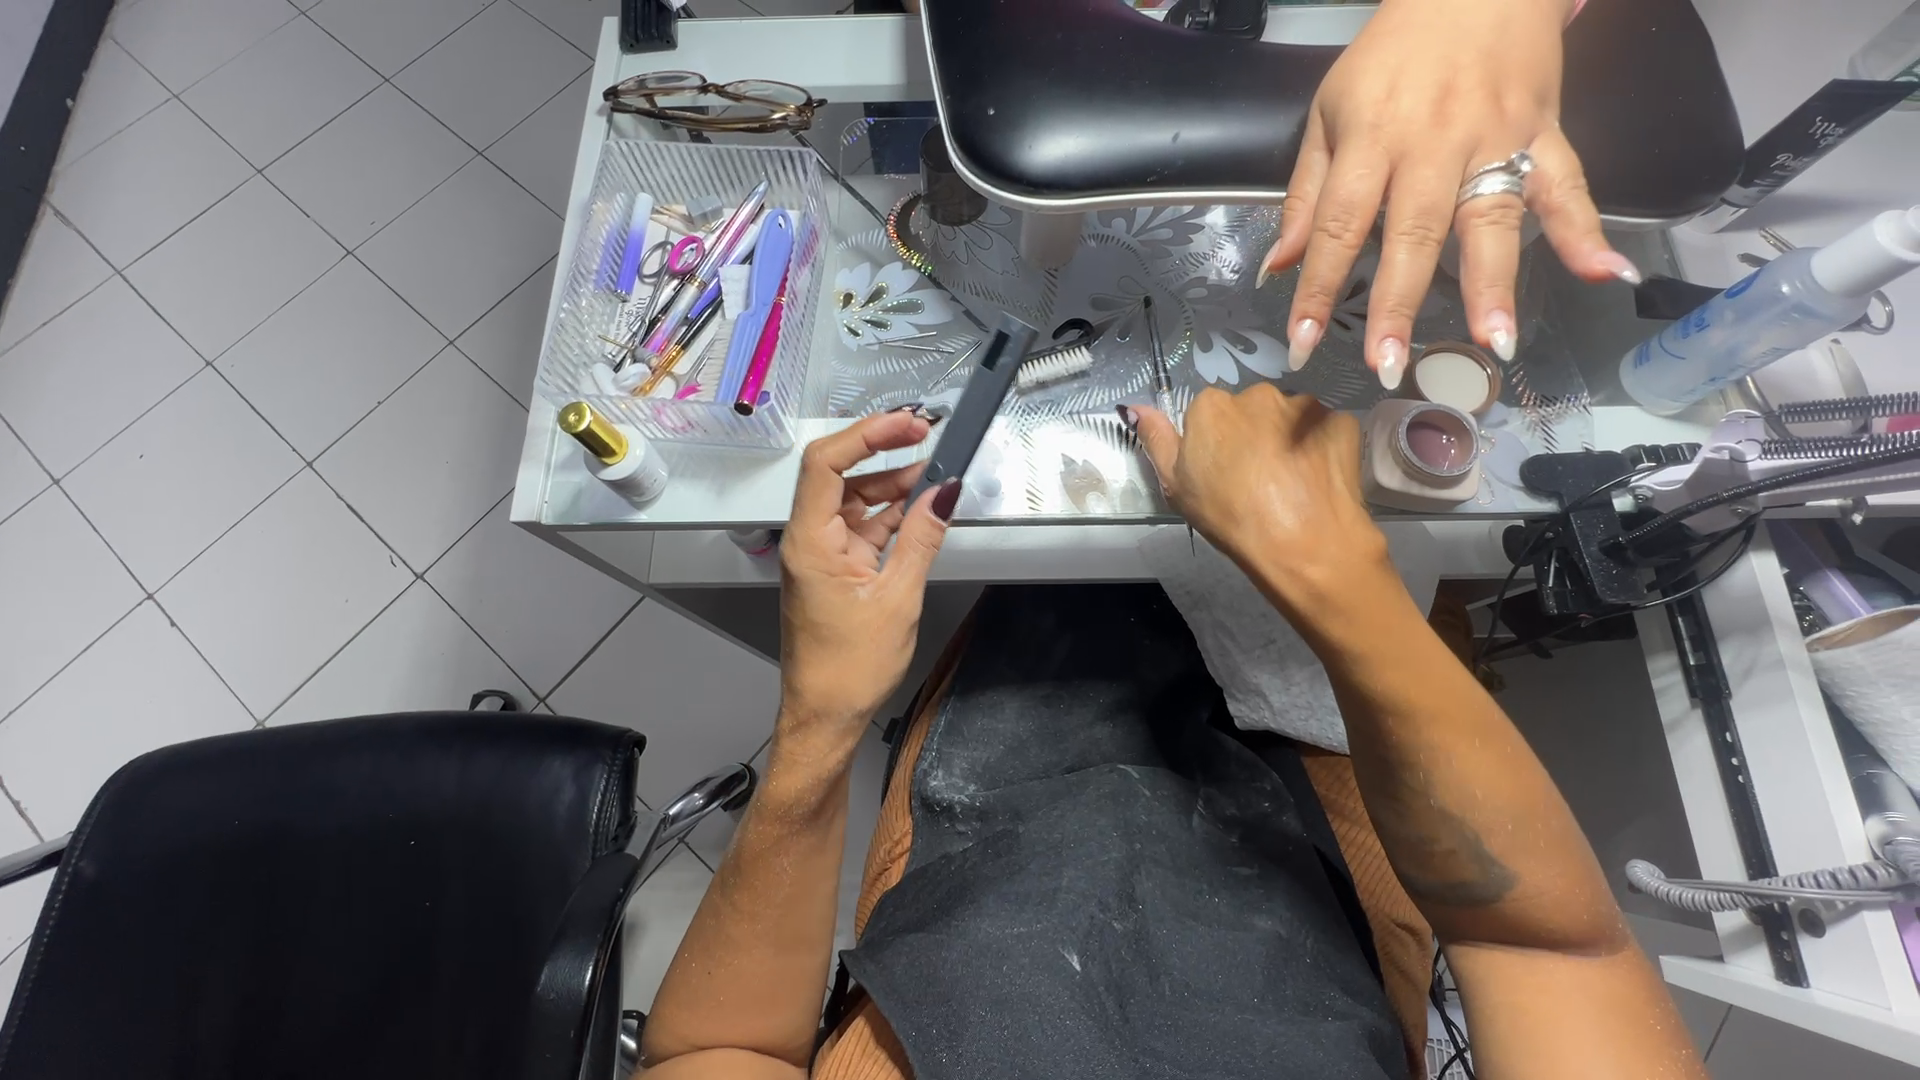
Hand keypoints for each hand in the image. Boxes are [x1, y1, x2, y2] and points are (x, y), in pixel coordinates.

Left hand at [776, 410, 961, 766]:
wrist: (827, 714)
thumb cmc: (850, 668)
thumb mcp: (897, 598)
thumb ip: (921, 538)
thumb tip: (945, 491)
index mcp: (810, 542)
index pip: (825, 464)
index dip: (866, 434)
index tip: (908, 424)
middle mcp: (809, 539)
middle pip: (841, 474)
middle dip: (884, 451)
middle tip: (928, 435)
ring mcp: (823, 552)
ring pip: (856, 499)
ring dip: (893, 483)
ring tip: (935, 473)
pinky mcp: (837, 566)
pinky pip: (864, 526)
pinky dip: (893, 514)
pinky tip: (922, 507)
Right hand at [1126, 388, 1391, 616]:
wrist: (1302, 543)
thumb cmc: (1228, 516)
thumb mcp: (1176, 485)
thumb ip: (1156, 439)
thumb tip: (1134, 407)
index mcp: (1211, 407)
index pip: (1206, 413)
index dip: (1212, 443)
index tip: (1219, 472)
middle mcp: (1257, 394)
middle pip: (1249, 410)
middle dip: (1250, 435)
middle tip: (1254, 480)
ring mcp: (1303, 405)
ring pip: (1288, 418)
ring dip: (1285, 440)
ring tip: (1288, 483)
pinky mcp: (1339, 421)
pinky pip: (1321, 430)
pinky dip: (1318, 449)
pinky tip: (1314, 480)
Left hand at [1259, 0, 1638, 388]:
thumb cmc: (1388, 58)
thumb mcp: (1327, 117)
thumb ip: (1305, 196)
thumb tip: (1276, 269)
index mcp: (1371, 140)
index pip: (1337, 227)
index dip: (1315, 288)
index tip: (1300, 344)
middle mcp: (1433, 145)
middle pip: (1414, 234)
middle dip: (1398, 305)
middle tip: (1387, 365)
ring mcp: (1497, 138)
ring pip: (1494, 217)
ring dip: (1495, 285)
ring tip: (1493, 346)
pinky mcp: (1546, 130)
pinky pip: (1570, 183)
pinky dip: (1588, 229)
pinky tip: (1605, 274)